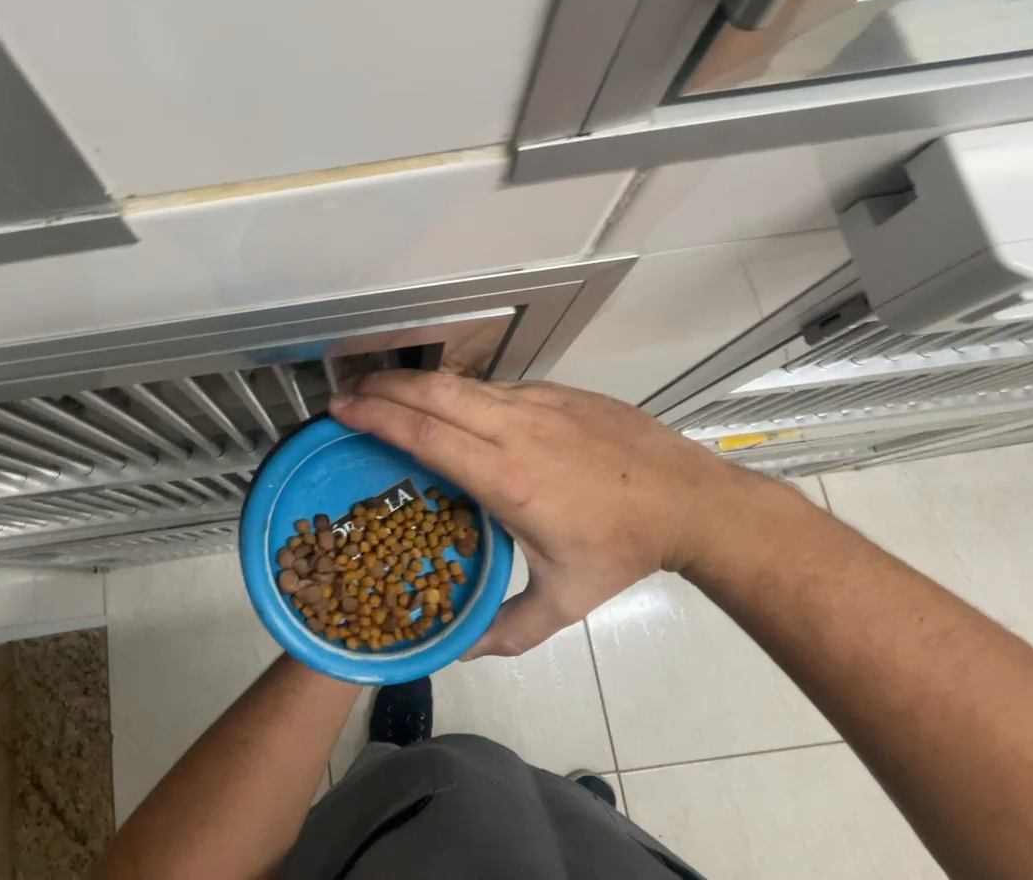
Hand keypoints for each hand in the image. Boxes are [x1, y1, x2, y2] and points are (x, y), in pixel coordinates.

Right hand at [328, 370, 783, 657]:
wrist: (689, 499)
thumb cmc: (622, 549)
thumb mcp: (565, 601)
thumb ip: (509, 629)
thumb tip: (460, 650)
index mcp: (509, 478)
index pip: (428, 434)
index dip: (379, 417)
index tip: (342, 409)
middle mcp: (516, 429)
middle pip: (434, 392)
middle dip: (382, 387)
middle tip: (346, 393)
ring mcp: (539, 403)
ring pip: (461, 383)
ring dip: (414, 383)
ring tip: (382, 391)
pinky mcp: (557, 392)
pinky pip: (493, 388)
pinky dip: (456, 392)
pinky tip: (446, 405)